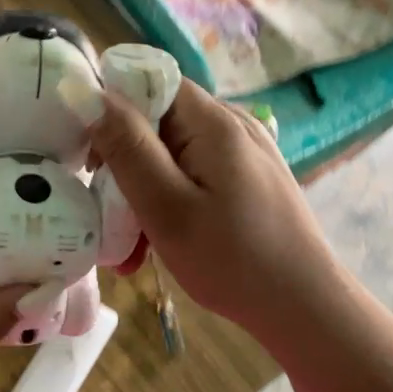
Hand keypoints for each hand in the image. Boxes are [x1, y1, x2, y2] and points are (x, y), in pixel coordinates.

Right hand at [89, 79, 347, 337]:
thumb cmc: (232, 259)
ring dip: (139, 193)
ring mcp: (242, 153)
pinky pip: (190, 175)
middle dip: (121, 165)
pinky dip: (165, 203)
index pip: (149, 82)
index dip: (110, 109)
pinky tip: (154, 244)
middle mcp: (232, 126)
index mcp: (214, 123)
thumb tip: (90, 94)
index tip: (87, 154)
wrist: (305, 308)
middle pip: (156, 122)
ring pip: (168, 154)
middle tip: (103, 214)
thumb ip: (127, 147)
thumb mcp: (166, 206)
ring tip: (128, 246)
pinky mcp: (246, 179)